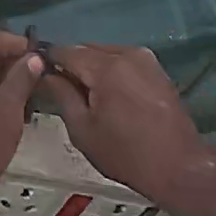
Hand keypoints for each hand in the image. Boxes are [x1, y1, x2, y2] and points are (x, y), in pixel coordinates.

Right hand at [40, 43, 212, 203]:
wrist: (178, 165)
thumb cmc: (124, 153)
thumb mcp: (82, 129)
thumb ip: (62, 95)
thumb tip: (46, 74)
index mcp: (106, 66)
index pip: (67, 51)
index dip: (49, 59)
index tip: (36, 72)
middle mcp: (127, 53)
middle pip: (88, 49)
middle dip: (72, 64)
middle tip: (60, 88)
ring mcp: (146, 58)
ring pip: (106, 54)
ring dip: (92, 67)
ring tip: (85, 95)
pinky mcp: (157, 68)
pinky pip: (124, 61)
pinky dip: (111, 71)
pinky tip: (108, 95)